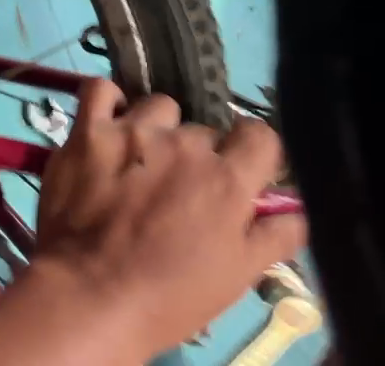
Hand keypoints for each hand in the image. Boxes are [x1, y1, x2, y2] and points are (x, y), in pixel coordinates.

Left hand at [27, 78, 305, 357]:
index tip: (240, 172)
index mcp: (226, 179)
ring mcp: (131, 132)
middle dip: (199, 155)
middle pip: (203, 130)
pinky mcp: (87, 130)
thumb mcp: (239, 274)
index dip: (252, 153)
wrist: (93, 293)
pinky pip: (100, 90)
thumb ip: (274, 235)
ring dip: (157, 128)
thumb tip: (296, 209)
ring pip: (158, 107)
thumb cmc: (171, 294)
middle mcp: (182, 145)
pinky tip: (109, 122)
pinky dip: (107, 99)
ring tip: (143, 159)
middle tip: (181, 188)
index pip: (260, 135)